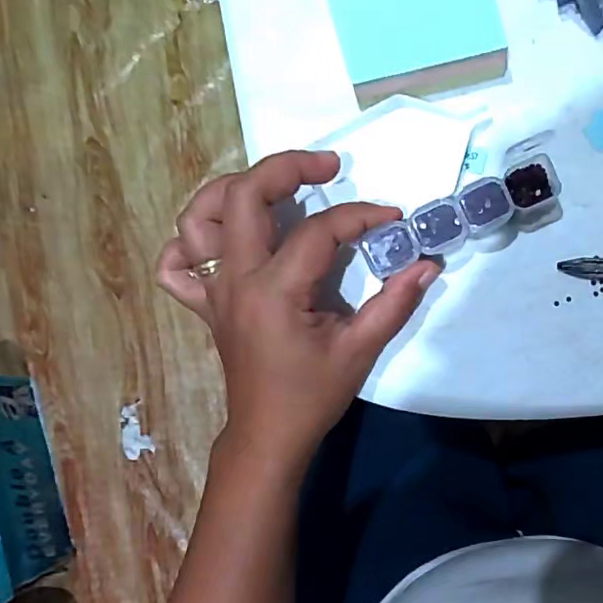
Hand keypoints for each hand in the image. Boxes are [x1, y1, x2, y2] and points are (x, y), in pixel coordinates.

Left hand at [156, 150, 437, 462]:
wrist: (269, 435)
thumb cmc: (313, 396)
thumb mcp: (359, 351)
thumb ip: (394, 304)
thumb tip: (426, 265)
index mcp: (274, 292)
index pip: (317, 231)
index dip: (360, 215)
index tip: (392, 218)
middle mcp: (235, 281)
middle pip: (241, 196)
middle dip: (286, 167)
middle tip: (327, 167)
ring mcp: (213, 292)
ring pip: (197, 219)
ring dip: (231, 191)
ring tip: (271, 190)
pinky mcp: (206, 306)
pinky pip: (176, 266)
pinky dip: (190, 245)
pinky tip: (222, 243)